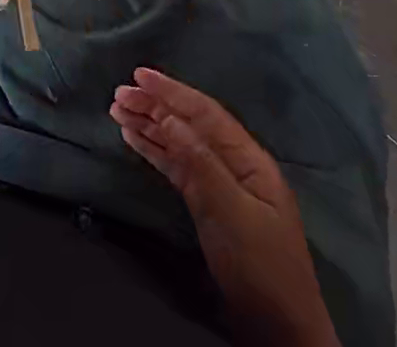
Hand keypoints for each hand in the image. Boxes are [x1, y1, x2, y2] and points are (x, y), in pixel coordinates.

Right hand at [111, 68, 340, 346]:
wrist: (279, 329)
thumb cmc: (260, 267)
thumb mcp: (230, 211)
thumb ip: (199, 161)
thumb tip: (168, 118)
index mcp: (248, 158)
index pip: (204, 113)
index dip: (171, 91)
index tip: (139, 75)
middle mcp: (234, 163)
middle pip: (190, 125)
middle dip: (155, 106)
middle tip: (117, 95)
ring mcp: (220, 184)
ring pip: (180, 143)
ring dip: (150, 125)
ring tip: (117, 110)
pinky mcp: (207, 204)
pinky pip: (177, 167)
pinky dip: (155, 151)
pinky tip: (134, 139)